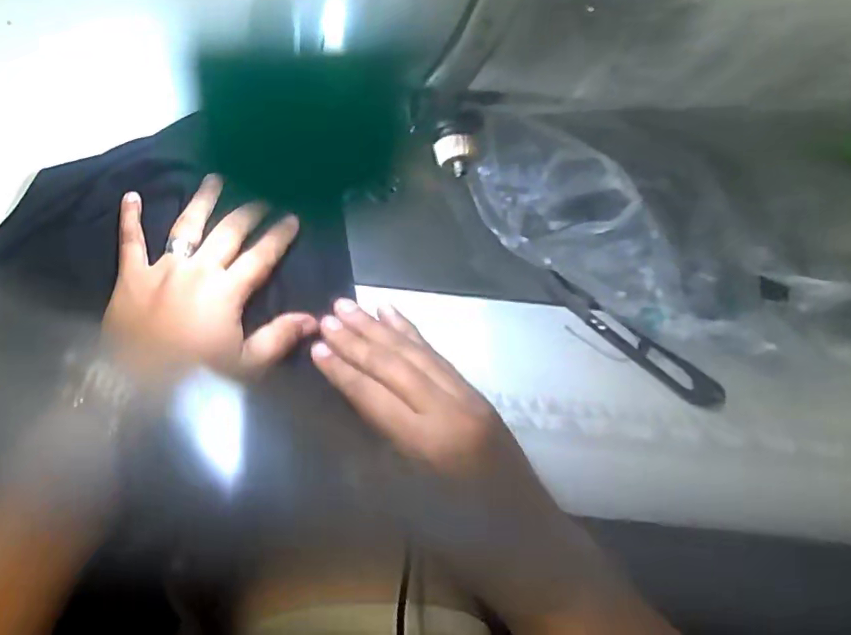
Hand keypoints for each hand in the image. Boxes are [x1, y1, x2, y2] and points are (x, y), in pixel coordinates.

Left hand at [102, 175, 317, 385]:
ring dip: (203, 200)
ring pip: (186, 225)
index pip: (260, 256)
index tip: (292, 217)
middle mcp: (197, 270)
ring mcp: (161, 269)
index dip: (279, 236)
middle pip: (228, 232)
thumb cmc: (193, 383)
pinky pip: (130, 242)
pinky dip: (130, 217)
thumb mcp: (244, 366)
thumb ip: (277, 337)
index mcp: (226, 290)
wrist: (131, 393)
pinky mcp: (130, 277)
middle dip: (249, 212)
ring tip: (214, 178)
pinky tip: (131, 195)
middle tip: (262, 196)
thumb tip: (313, 318)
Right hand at [315, 301, 678, 634]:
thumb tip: (350, 414)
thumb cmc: (468, 541)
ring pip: (415, 352)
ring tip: (349, 306)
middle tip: (326, 316)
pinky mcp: (476, 393)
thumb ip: (382, 458)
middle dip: (357, 340)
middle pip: (394, 366)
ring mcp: (466, 397)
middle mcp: (449, 410)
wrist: (534, 544)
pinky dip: (411, 332)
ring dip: (379, 328)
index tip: (315, 348)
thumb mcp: (416, 511)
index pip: (376, 398)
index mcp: (430, 446)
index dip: (344, 373)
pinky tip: (393, 313)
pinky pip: (437, 355)